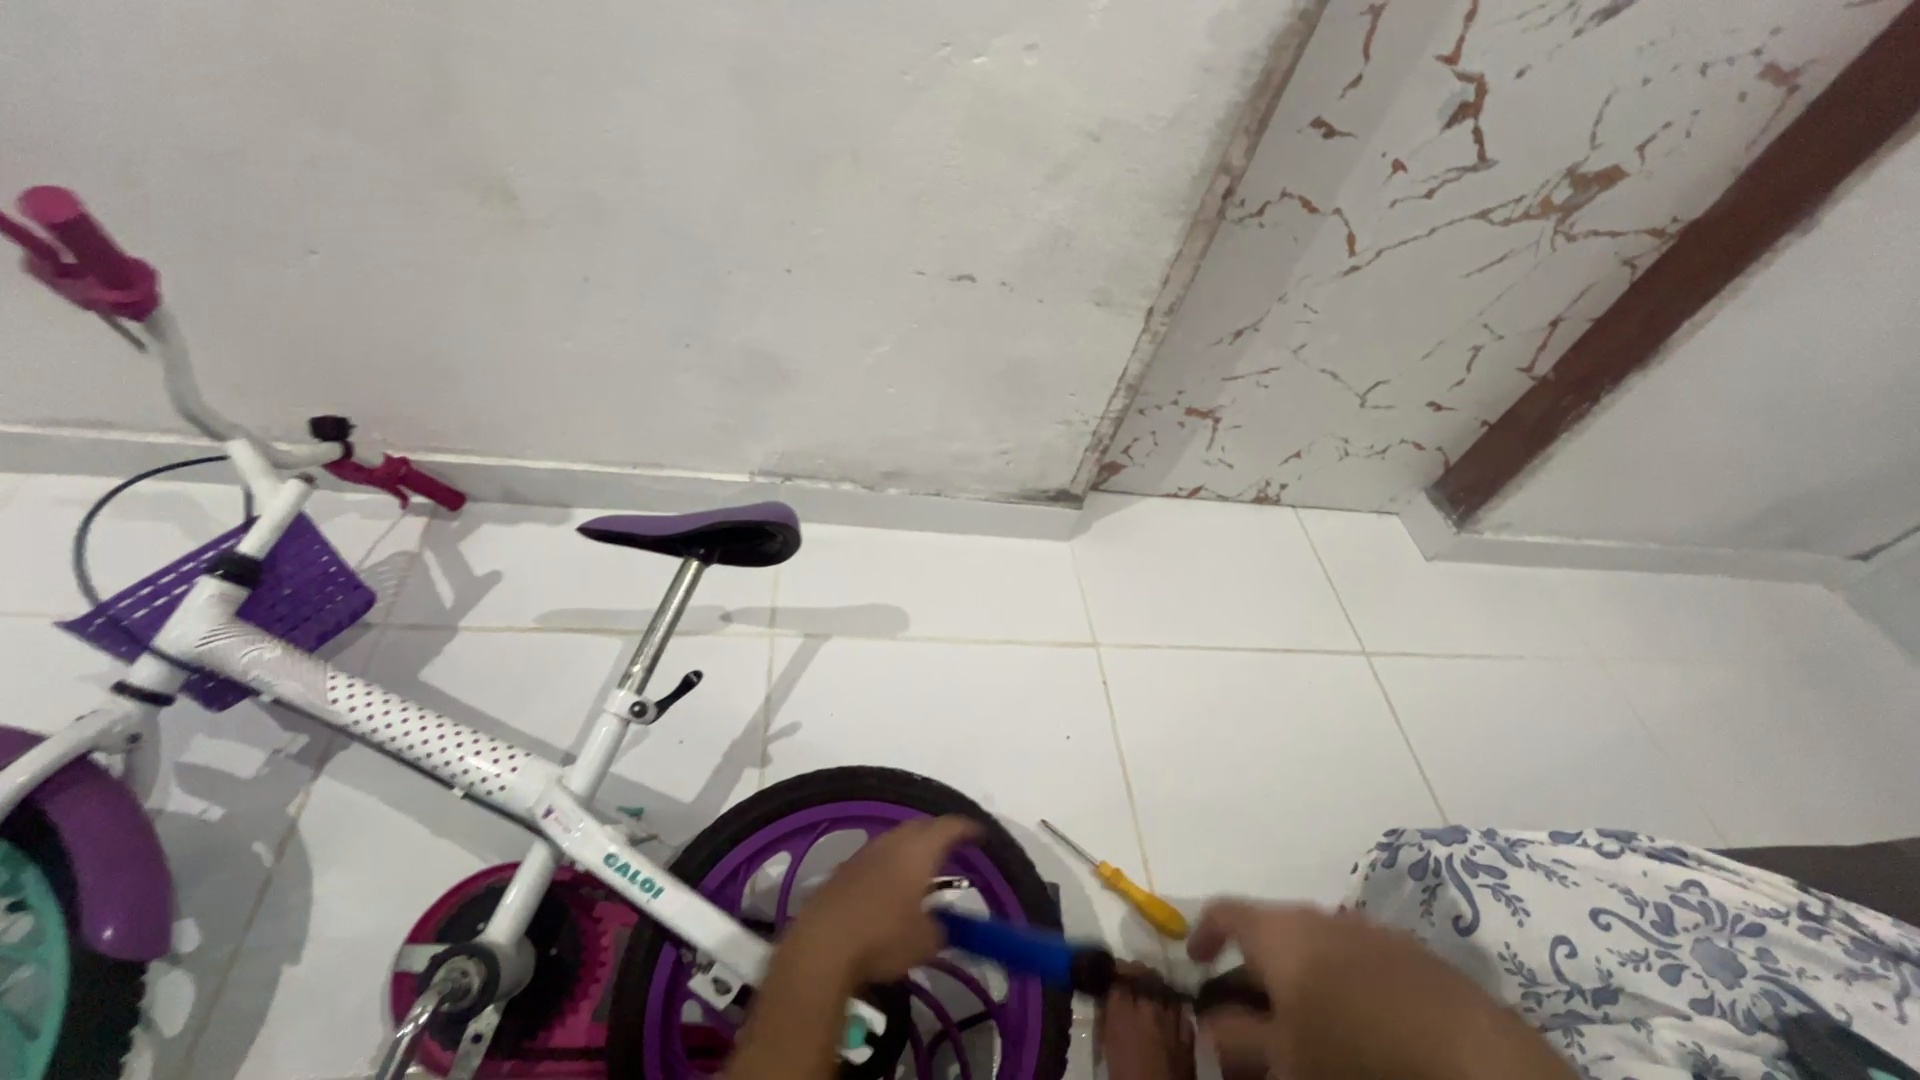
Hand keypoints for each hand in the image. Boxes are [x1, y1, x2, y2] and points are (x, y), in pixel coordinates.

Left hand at [784, 815, 982, 984]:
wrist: (821, 945)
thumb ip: (940, 929)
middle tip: (953, 848)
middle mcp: (891, 843)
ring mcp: (863, 855)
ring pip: (895, 840)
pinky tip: (891, 888)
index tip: (982, 835)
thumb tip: (941, 926)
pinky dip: (889, 865)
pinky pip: (875, 858)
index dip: (968, 828)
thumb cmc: (882, 938)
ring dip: (911, 849)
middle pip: (920, 826)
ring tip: (923, 869)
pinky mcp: (842, 872)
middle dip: (938, 833)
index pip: (950, 827)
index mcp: (918, 851)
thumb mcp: (925, 941)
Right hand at [1099, 961, 1194, 1079]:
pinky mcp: (1188, 1029)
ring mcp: (1171, 1015)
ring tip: (1151, 987)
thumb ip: (1109, 1016)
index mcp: (1123, 1009)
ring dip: (1156, 984)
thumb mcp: (1108, 1044)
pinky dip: (1173, 1003)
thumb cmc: (1126, 1075)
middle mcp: (1148, 1005)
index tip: (1114, 973)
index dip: (1116, 971)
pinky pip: (1180, 1006)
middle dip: (1136, 972)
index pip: (1119, 975)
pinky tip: (1169, 1008)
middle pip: (1143, 974)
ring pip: (1164, 986)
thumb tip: (1108, 998)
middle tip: (1132, 975)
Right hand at [1187, 900, 1576, 1079]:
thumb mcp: (1285, 1060)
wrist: (1479, 1063)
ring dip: (1303, 977)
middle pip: (1273, 929)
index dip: (1203, 933)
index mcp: (1280, 933)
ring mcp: (1374, 934)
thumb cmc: (1358, 1055)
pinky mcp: (1418, 958)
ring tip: (1307, 1024)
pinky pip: (1362, 961)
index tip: (1195, 963)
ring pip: (1320, 946)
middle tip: (1251, 1010)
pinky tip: (1362, 1029)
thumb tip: (1211, 1022)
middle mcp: (1322, 918)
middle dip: (1257, 966)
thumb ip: (1237, 1037)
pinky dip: (1345, 986)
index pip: (1225, 911)